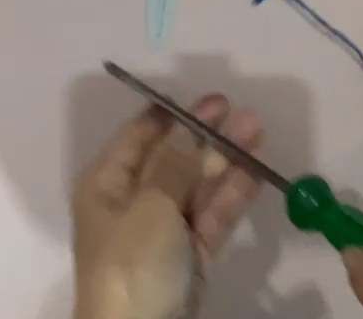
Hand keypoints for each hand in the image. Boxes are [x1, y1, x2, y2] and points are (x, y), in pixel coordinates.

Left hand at [70, 95, 264, 318]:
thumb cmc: (132, 266)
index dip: (168, 115)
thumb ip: (176, 165)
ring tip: (256, 129)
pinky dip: (230, 196)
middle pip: (171, 159)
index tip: (200, 97)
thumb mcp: (151, 208)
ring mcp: (161, 232)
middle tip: (237, 108)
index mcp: (106, 184)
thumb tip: (190, 128)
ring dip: (224, 160)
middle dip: (204, 135)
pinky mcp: (188, 260)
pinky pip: (210, 218)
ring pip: (195, 187)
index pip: (137, 137)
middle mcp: (131, 202)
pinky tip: (255, 172)